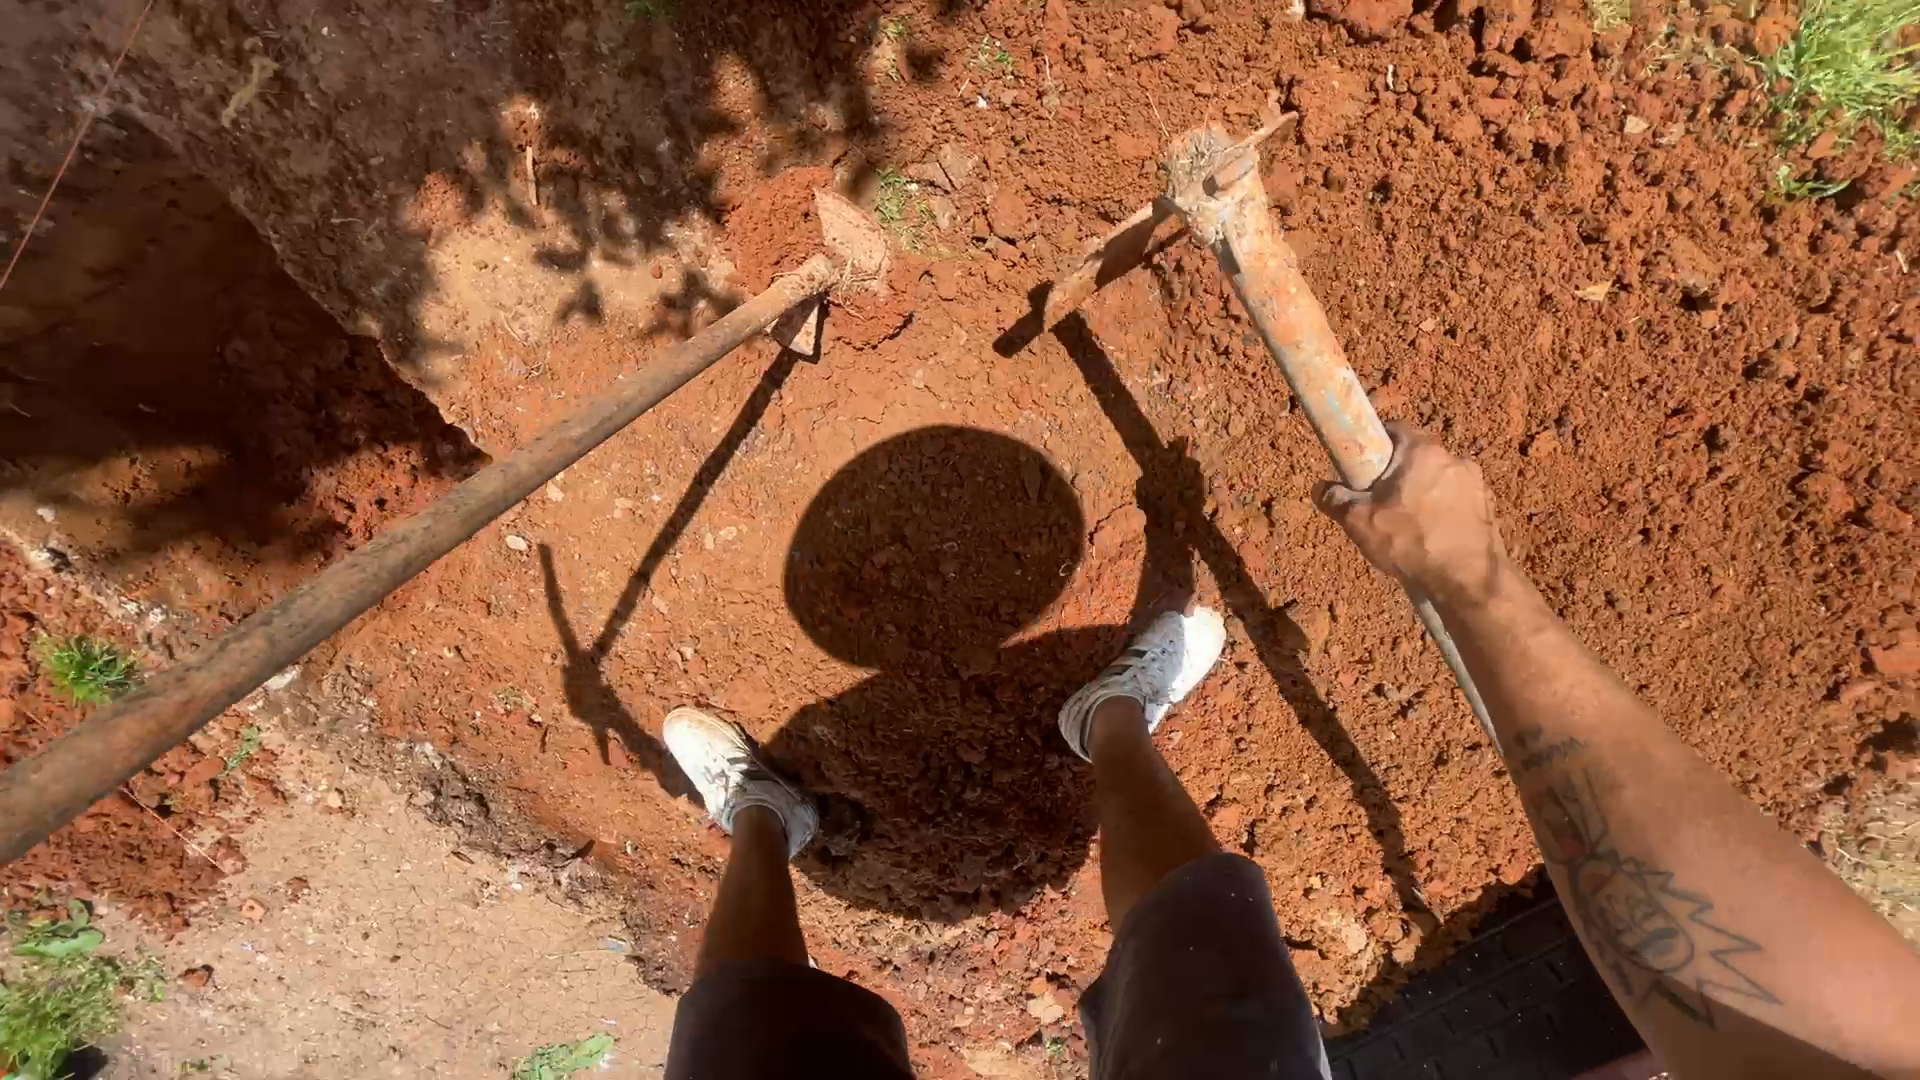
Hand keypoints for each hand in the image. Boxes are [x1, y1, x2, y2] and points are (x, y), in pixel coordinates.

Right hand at [1313, 424, 1511, 606]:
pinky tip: (1425, 536)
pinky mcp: (1486, 507)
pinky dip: (1438, 511)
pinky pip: (1453, 500)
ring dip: (1418, 493)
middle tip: (1375, 499)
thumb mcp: (1358, 520)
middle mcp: (1453, 458)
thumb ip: (1334, 499)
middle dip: (1395, 473)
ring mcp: (1475, 483)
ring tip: (1401, 524)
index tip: (1360, 462)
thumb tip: (1320, 488)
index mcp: (1421, 452)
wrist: (1466, 580)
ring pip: (1435, 479)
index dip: (1373, 442)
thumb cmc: (1410, 542)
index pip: (1393, 429)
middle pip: (1415, 456)